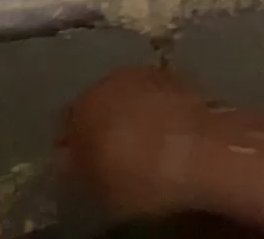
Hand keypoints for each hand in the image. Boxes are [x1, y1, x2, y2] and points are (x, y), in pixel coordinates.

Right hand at [59, 66, 210, 217]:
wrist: (197, 150)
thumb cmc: (140, 178)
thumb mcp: (99, 189)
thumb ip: (78, 168)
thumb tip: (69, 159)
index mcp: (81, 109)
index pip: (66, 123)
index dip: (72, 143)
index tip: (80, 163)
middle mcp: (106, 82)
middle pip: (96, 101)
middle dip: (101, 122)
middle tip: (111, 151)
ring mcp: (141, 74)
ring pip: (126, 93)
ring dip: (129, 111)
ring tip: (143, 140)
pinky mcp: (172, 75)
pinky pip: (153, 92)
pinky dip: (155, 106)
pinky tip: (166, 130)